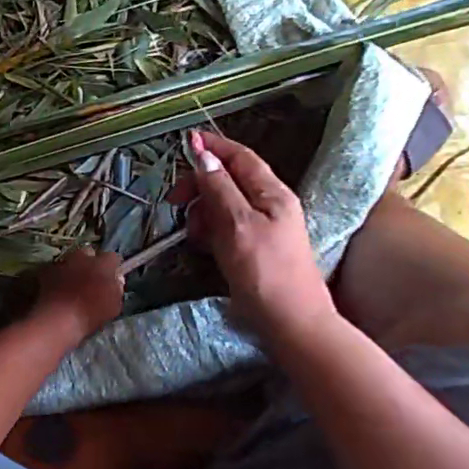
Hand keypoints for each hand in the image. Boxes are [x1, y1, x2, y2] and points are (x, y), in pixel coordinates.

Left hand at [35, 248, 123, 334]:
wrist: (57, 320)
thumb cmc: (91, 314)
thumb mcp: (114, 306)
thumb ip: (117, 288)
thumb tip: (117, 279)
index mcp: (103, 263)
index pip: (113, 257)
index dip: (113, 267)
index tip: (112, 277)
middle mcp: (83, 256)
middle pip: (90, 253)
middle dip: (92, 262)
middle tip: (91, 278)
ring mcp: (63, 262)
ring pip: (71, 260)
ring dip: (74, 268)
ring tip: (73, 284)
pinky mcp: (46, 270)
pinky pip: (56, 270)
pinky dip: (58, 276)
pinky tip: (58, 289)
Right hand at [184, 130, 336, 334]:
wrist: (293, 325)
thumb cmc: (266, 274)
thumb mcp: (238, 226)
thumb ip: (220, 189)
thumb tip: (203, 155)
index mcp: (272, 193)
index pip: (240, 157)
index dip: (213, 147)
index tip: (185, 143)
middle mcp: (270, 204)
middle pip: (230, 179)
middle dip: (201, 185)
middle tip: (175, 202)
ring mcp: (264, 227)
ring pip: (226, 204)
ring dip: (204, 210)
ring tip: (193, 233)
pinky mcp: (257, 248)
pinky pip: (228, 227)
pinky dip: (212, 230)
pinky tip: (203, 245)